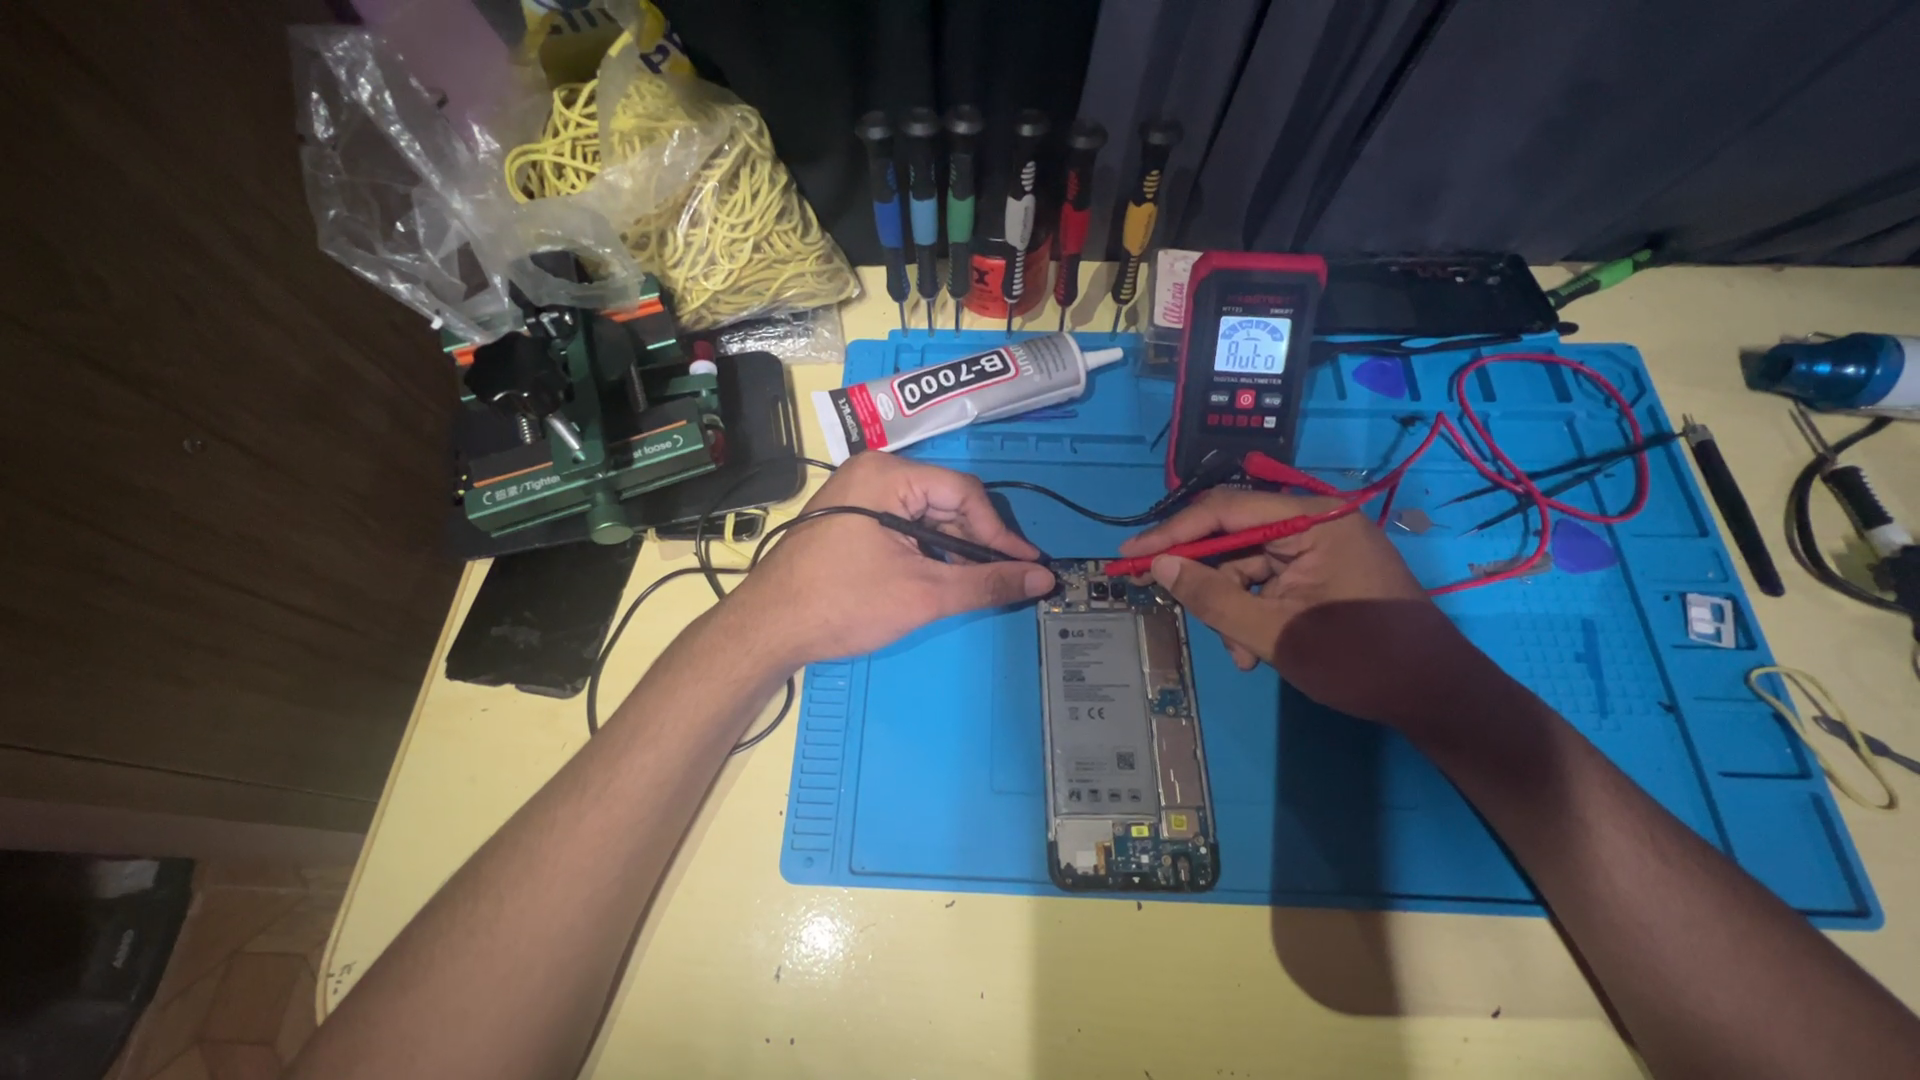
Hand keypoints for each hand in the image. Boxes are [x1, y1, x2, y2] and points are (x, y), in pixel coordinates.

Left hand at [727, 453, 1054, 667]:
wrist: (767, 630)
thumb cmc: (842, 604)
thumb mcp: (924, 594)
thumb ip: (987, 583)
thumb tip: (1041, 578)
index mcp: (888, 475)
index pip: (964, 492)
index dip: (999, 532)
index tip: (1027, 565)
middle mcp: (872, 474)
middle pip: (945, 502)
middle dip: (976, 543)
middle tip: (1004, 578)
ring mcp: (857, 497)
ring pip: (925, 518)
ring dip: (952, 552)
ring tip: (975, 584)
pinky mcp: (849, 522)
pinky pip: (902, 529)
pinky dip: (926, 554)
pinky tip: (941, 580)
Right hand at [1119, 490, 1503, 731]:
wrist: (1438, 698)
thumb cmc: (1361, 662)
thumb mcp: (1276, 633)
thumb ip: (1213, 597)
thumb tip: (1158, 566)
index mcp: (1314, 521)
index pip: (1225, 510)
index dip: (1172, 533)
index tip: (1129, 556)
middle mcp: (1317, 523)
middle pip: (1235, 538)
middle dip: (1207, 580)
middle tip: (1173, 607)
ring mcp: (1323, 549)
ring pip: (1248, 566)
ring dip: (1231, 608)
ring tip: (1238, 653)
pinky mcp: (1325, 574)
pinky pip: (1270, 583)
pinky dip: (1254, 613)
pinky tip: (1252, 650)